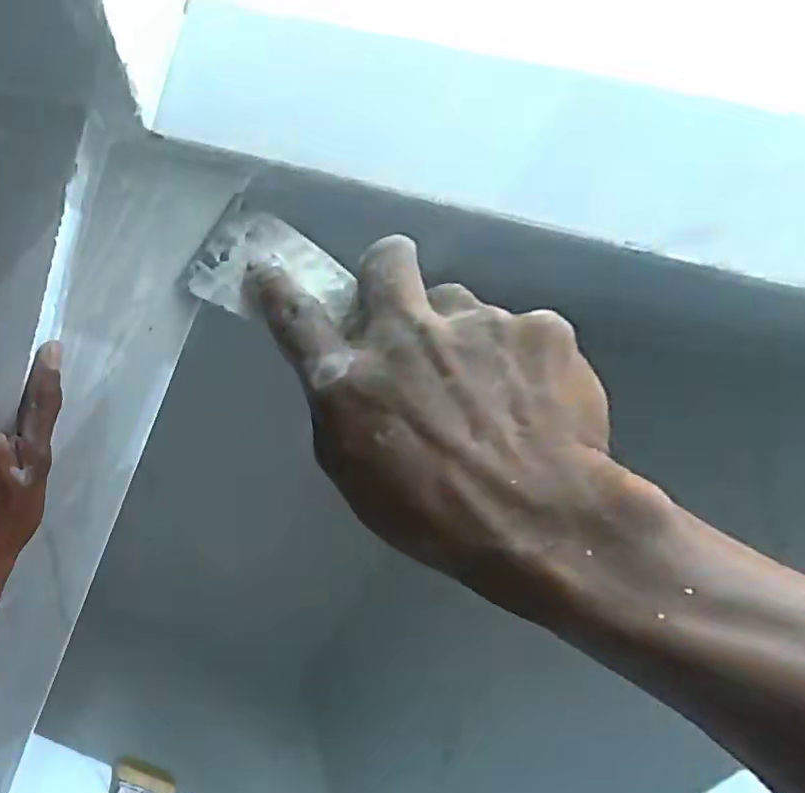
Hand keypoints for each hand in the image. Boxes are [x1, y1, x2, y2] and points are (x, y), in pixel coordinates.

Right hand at [250, 235, 650, 599]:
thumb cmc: (422, 510)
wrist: (537, 519)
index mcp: (348, 380)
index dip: (276, 290)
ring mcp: (476, 324)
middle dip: (384, 271)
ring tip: (476, 386)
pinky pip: (513, 328)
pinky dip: (510, 357)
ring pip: (455, 304)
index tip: (264, 269)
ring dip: (452, 332)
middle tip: (396, 307)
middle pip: (386, 261)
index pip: (298, 318)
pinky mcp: (540, 327)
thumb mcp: (349, 466)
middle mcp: (404, 336)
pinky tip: (523, 400)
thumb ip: (341, 408)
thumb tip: (349, 376)